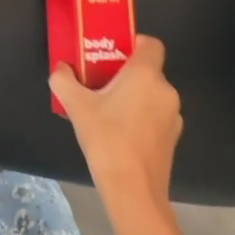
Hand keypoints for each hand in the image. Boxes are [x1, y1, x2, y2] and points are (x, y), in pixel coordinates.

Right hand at [50, 35, 181, 208]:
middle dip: (126, 74)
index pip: (151, 44)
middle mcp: (165, 90)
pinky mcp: (173, 139)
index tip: (113, 53)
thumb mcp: (76, 107)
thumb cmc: (106, 139)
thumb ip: (64, 81)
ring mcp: (173, 117)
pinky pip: (156, 117)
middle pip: (148, 71)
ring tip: (108, 111)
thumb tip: (60, 69)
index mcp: (146, 75)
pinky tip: (121, 134)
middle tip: (101, 83)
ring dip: (135, 97)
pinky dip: (142, 118)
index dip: (135, 43)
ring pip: (152, 95)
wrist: (133, 190)